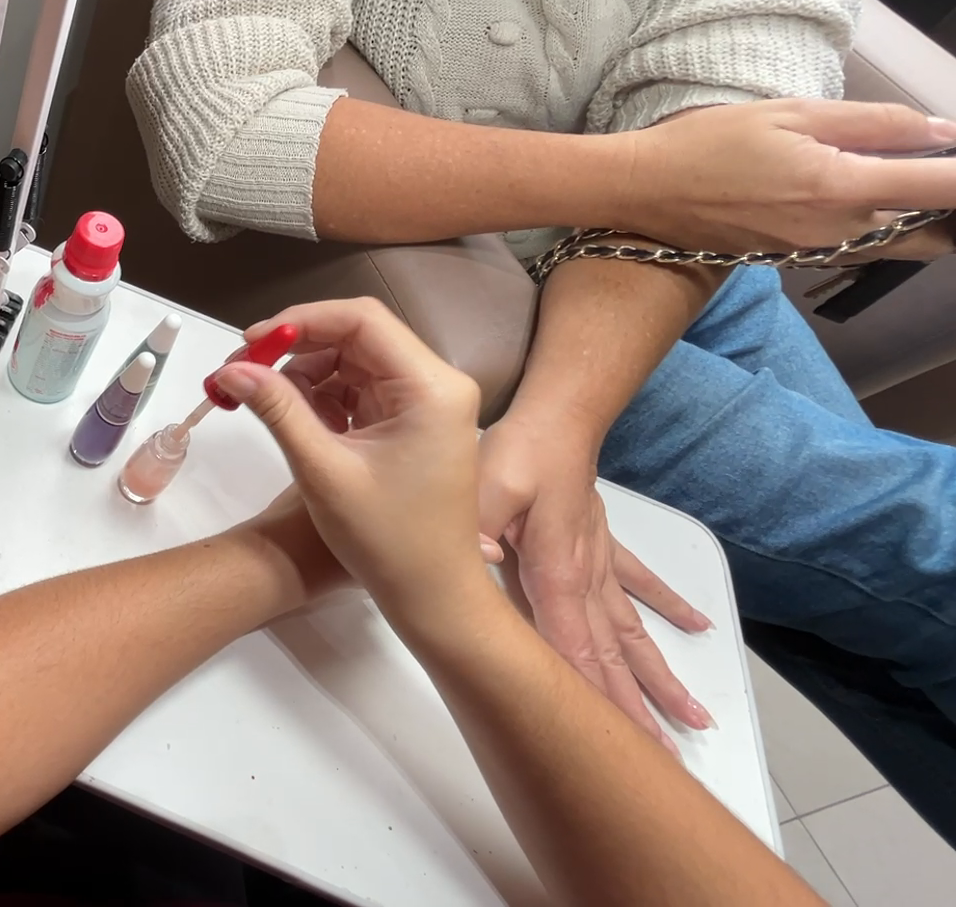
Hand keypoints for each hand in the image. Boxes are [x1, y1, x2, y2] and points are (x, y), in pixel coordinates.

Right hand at [212, 299, 492, 633]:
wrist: (431, 595)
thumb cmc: (385, 538)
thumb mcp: (322, 469)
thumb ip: (276, 410)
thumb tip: (230, 370)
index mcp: (429, 388)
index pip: (361, 321)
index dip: (300, 321)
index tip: (249, 343)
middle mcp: (434, 383)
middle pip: (355, 337)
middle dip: (295, 350)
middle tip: (243, 371)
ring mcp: (422, 402)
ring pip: (350, 361)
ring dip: (303, 375)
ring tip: (264, 402)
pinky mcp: (408, 420)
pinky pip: (355, 388)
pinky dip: (319, 397)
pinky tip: (295, 419)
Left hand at [478, 416, 716, 750]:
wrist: (558, 421)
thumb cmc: (518, 453)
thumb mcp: (484, 486)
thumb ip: (479, 526)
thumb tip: (479, 561)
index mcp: (554, 570)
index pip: (571, 642)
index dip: (588, 691)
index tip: (615, 738)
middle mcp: (584, 574)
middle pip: (609, 649)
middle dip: (632, 703)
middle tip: (664, 755)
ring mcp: (598, 559)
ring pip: (630, 627)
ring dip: (656, 672)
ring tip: (695, 718)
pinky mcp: (601, 540)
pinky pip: (637, 581)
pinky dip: (664, 604)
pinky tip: (697, 627)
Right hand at [626, 100, 955, 253]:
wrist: (631, 189)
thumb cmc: (701, 144)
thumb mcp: (789, 114)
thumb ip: (875, 123)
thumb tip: (942, 132)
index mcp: (842, 186)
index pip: (951, 187)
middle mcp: (833, 230)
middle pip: (934, 233)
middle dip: (943, 208)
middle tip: (928, 175)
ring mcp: (804, 250)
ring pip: (890, 246)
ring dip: (908, 223)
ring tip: (892, 188)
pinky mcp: (779, 258)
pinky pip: (844, 250)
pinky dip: (863, 232)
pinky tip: (841, 204)